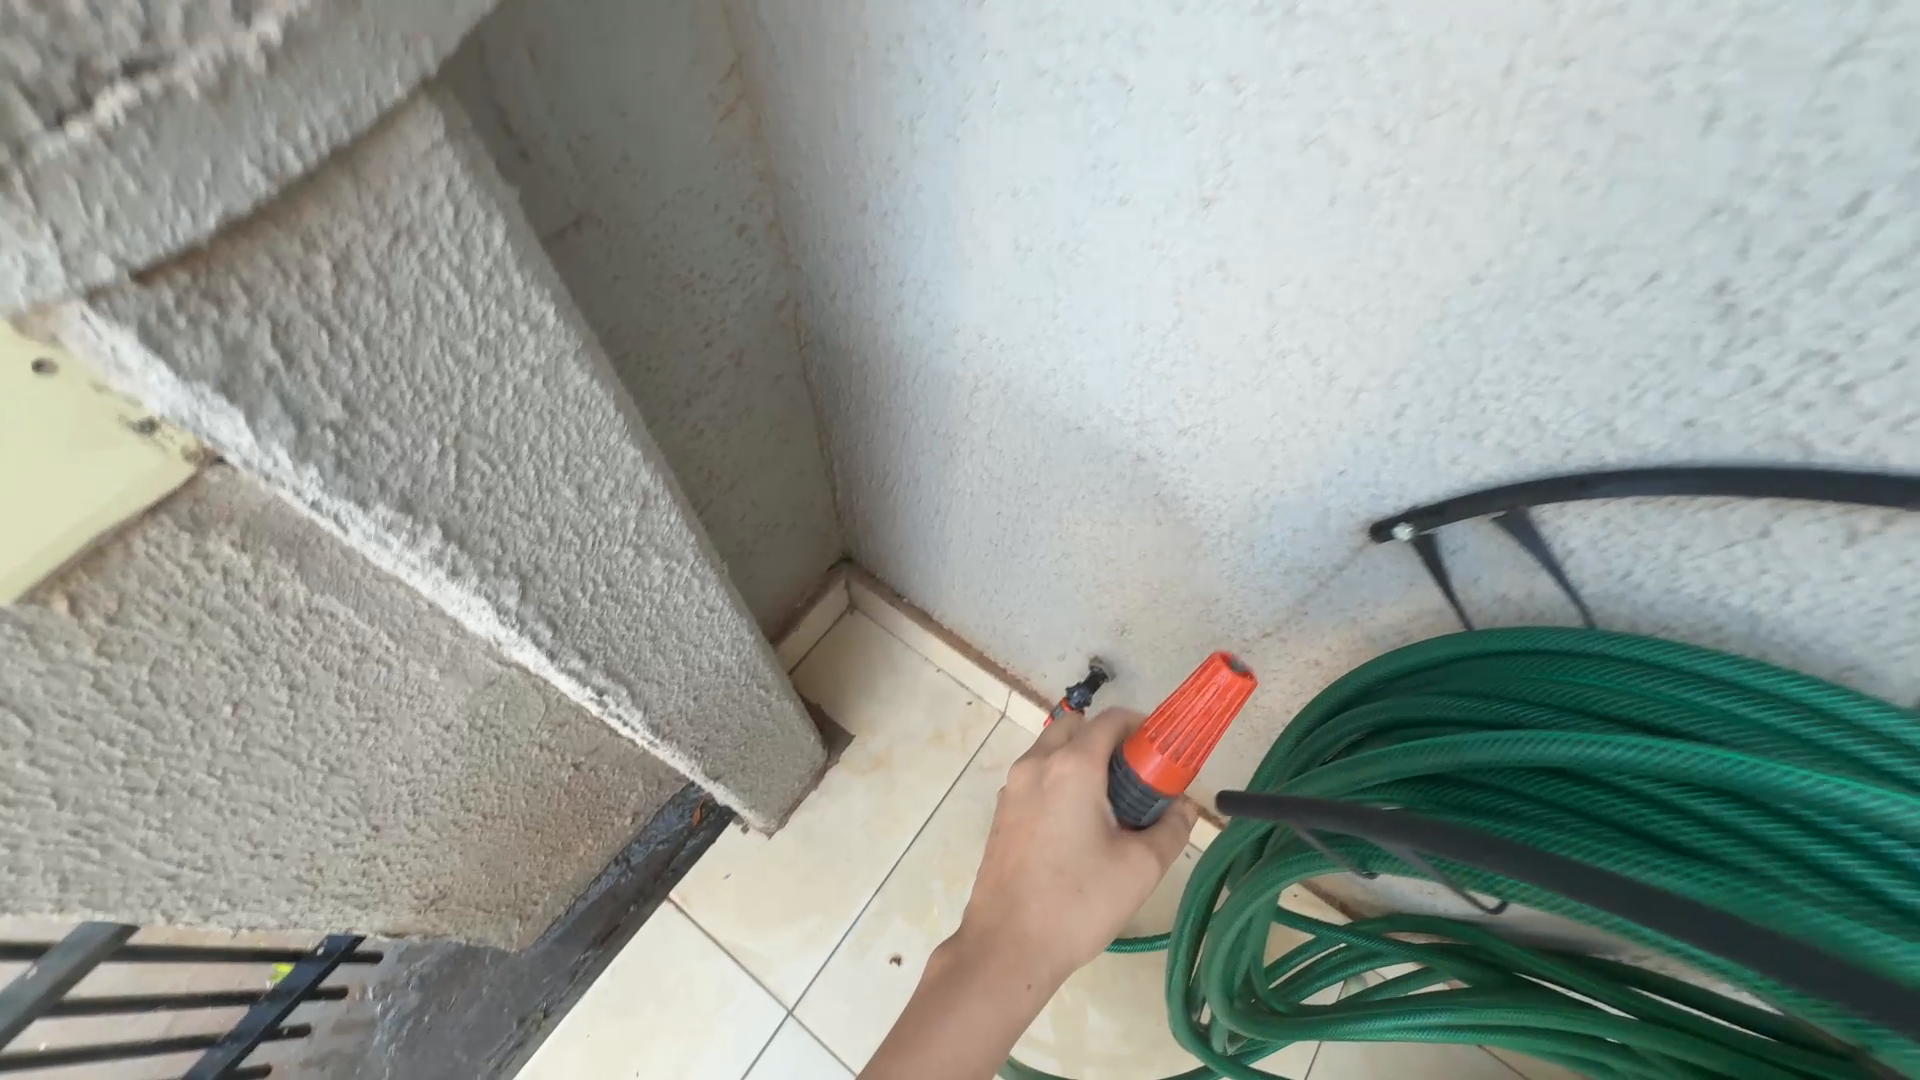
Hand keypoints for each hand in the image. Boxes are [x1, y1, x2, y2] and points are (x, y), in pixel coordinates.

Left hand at [948, 707, 1199, 989]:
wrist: (1008, 944)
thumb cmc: (1079, 902)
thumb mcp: (1140, 867)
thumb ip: (1171, 828)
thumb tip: (1185, 806)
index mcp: (1071, 766)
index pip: (1110, 720)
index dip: (1141, 727)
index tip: (1161, 754)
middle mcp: (1036, 763)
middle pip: (1077, 727)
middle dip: (1109, 741)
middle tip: (1136, 779)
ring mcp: (1013, 785)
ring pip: (1052, 749)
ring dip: (1082, 759)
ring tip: (1110, 806)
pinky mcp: (1002, 809)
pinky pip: (1036, 775)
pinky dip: (1059, 779)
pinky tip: (1078, 826)